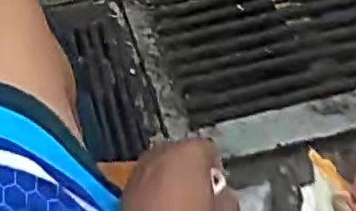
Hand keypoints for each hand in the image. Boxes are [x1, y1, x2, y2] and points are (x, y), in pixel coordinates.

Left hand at [121, 139, 238, 210]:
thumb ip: (228, 199)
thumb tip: (226, 195)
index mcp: (190, 152)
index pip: (210, 150)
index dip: (216, 171)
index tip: (217, 192)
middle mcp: (164, 150)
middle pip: (184, 155)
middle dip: (191, 173)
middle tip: (197, 200)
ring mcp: (142, 166)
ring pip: (163, 167)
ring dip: (170, 181)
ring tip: (177, 206)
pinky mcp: (127, 185)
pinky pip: (146, 181)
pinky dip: (153, 191)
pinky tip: (158, 209)